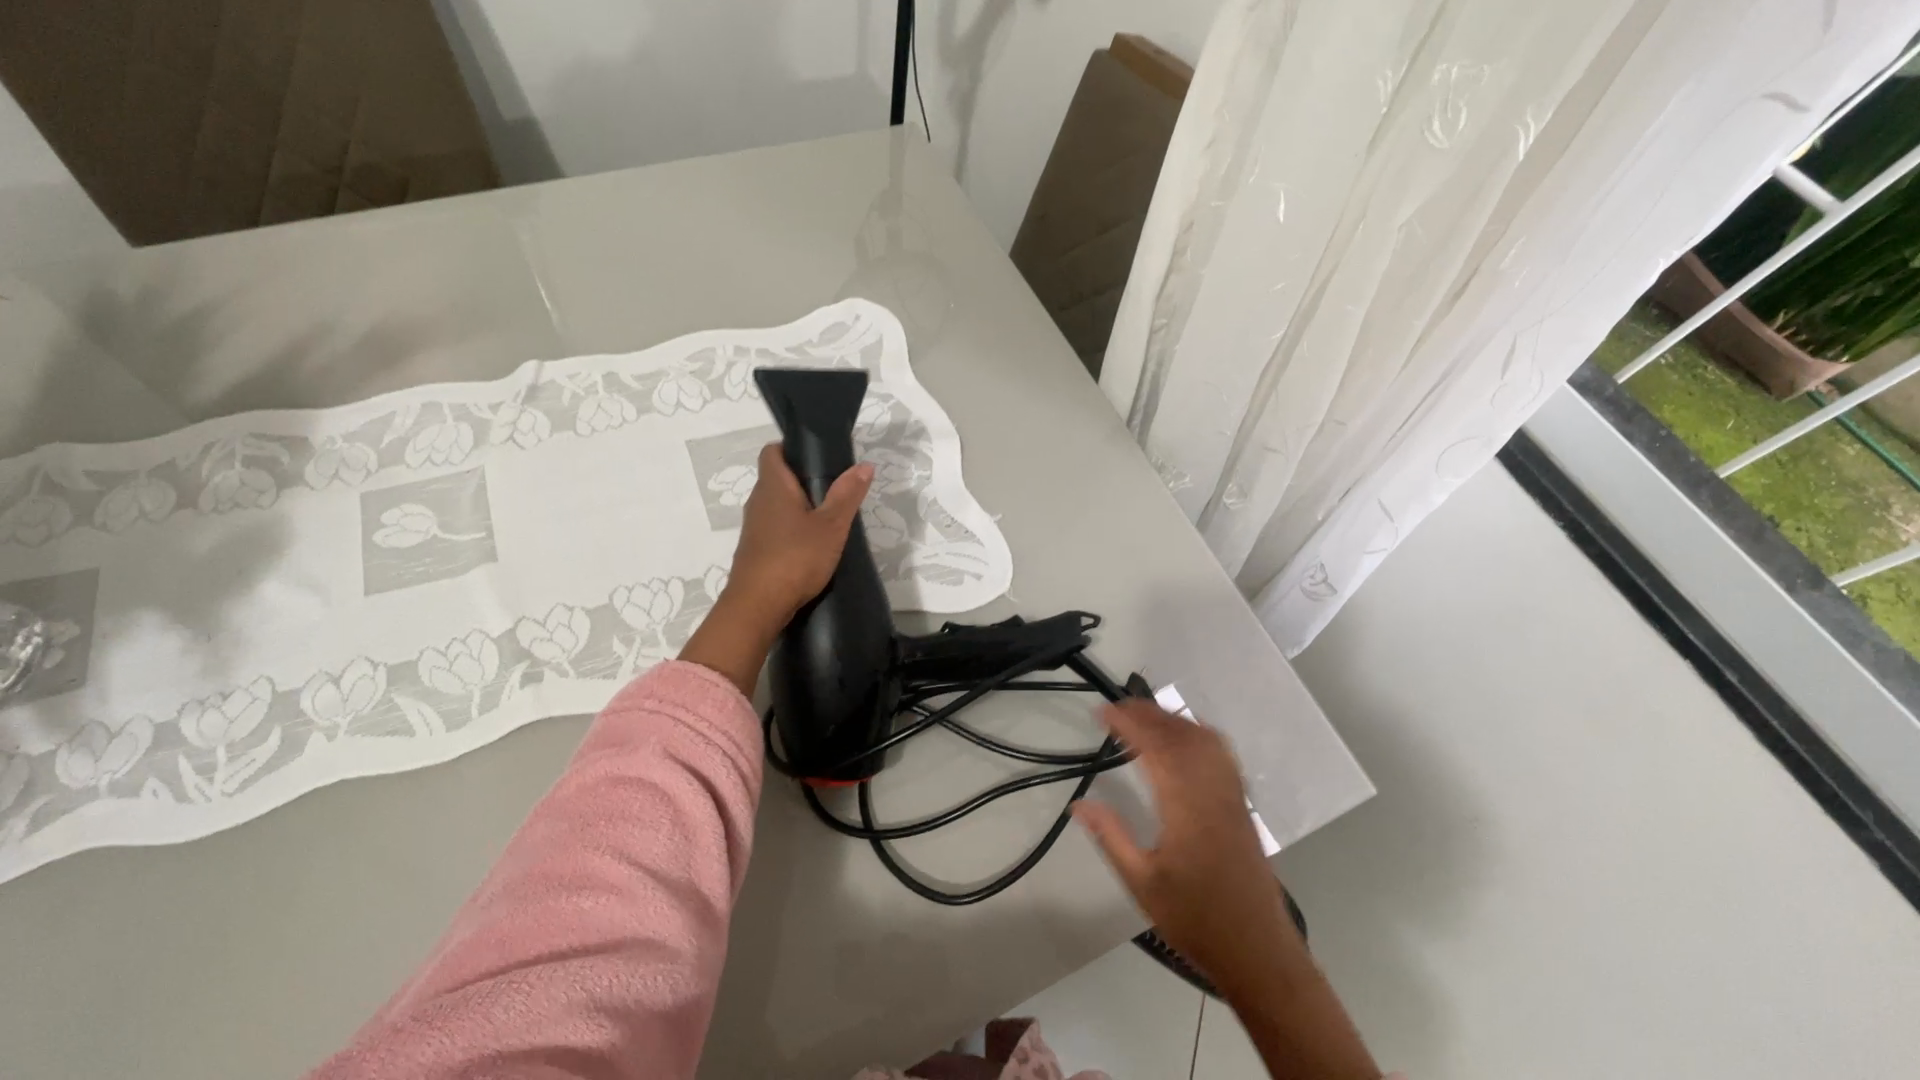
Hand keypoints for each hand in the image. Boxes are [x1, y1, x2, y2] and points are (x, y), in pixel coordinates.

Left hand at [679, 445, 871, 695]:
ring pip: (776, 506)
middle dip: (803, 480)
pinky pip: (775, 529)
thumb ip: (847, 494)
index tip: (818, 458)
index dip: (792, 449)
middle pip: (776, 479)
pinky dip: (792, 531)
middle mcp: (758, 502)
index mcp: (773, 486)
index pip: (772, 452)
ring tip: (828, 519)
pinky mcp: (755, 551)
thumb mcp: (831, 525)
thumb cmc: (796, 557)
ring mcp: (754, 528)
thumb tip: (864, 465)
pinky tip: (812, 546)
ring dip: (799, 508)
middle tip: (835, 489)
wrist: (758, 605)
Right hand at [1072, 701, 1297, 995]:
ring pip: (1206, 741)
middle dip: (1149, 714)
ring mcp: (1233, 798)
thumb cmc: (1195, 920)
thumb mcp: (1142, 883)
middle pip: (1182, 736)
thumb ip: (1111, 838)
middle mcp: (1213, 793)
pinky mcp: (1243, 808)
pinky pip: (1223, 756)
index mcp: (1185, 809)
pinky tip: (1186, 740)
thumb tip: (1079, 805)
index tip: (1102, 712)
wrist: (1257, 950)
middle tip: (1117, 708)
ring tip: (1145, 716)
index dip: (1128, 724)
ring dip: (1175, 720)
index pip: (1155, 750)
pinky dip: (1200, 735)